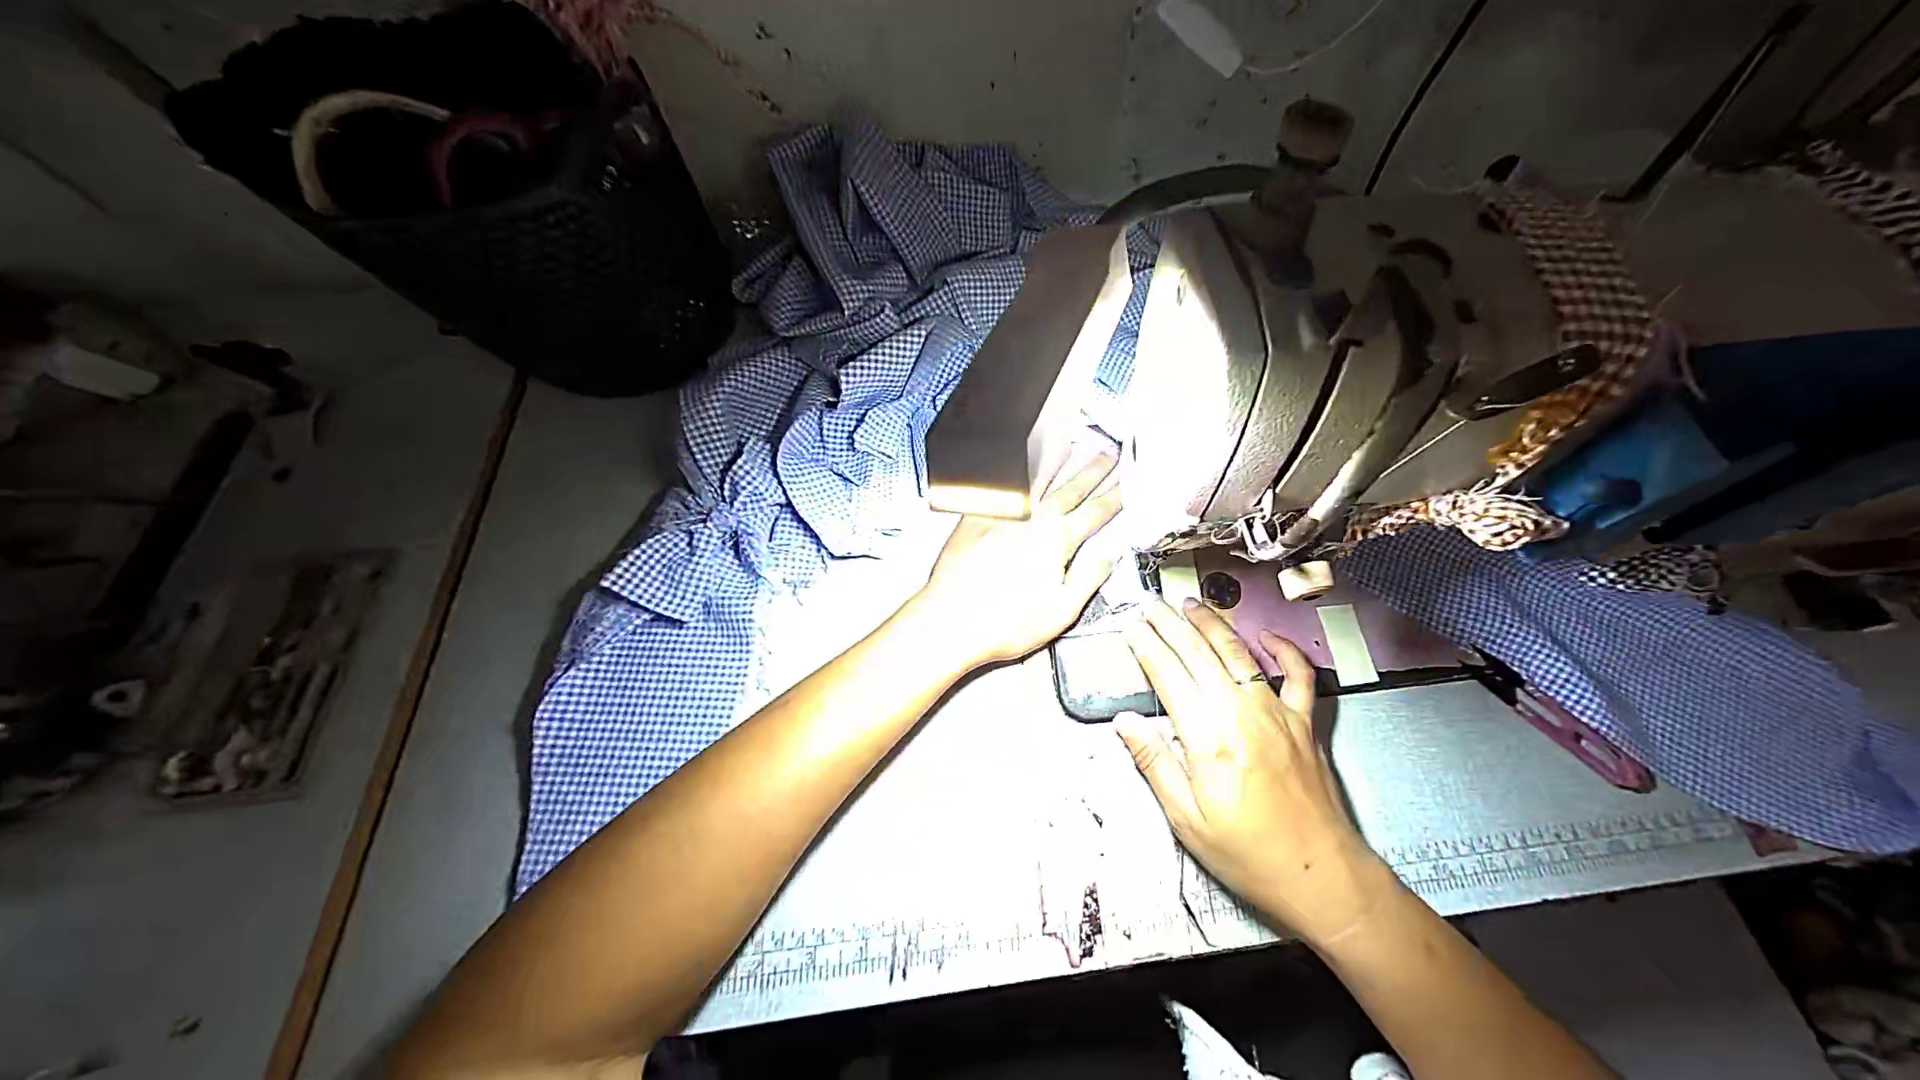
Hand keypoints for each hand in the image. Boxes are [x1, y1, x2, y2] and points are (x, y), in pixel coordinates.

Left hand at [913, 450, 1123, 670]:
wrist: (950, 620)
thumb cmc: (1004, 623)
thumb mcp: (1061, 611)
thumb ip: (1088, 580)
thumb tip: (1108, 559)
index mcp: (1057, 542)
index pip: (1096, 513)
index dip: (1115, 496)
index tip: (1128, 483)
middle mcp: (1032, 521)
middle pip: (1070, 489)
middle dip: (1092, 471)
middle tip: (1108, 454)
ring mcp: (1002, 516)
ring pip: (1035, 481)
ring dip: (1055, 463)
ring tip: (1068, 448)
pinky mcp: (975, 518)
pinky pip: (1000, 488)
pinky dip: (1013, 475)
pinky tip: (1017, 470)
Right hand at [1117, 599, 1392, 944]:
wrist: (1324, 880)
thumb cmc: (1251, 856)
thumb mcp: (1187, 820)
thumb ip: (1155, 765)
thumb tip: (1125, 724)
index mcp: (1210, 740)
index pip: (1168, 675)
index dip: (1146, 646)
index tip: (1130, 628)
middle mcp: (1244, 716)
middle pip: (1200, 654)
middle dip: (1171, 624)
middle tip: (1151, 606)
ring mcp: (1278, 716)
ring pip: (1240, 654)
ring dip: (1213, 625)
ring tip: (1191, 605)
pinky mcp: (1304, 724)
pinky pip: (1299, 676)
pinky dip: (1285, 650)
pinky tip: (1269, 636)